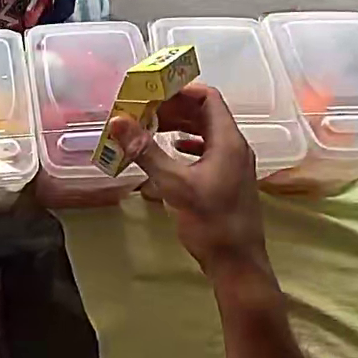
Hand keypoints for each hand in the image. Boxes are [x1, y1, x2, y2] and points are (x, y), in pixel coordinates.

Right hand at [106, 84, 269, 281]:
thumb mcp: (174, 185)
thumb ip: (146, 151)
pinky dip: (188, 144)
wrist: (239, 266)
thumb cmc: (211, 223)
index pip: (208, 98)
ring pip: (207, 131)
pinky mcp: (229, 179)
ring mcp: (234, 163)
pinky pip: (208, 149)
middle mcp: (235, 146)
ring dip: (180, 125)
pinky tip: (171, 150)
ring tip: (150, 126)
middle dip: (175, 108)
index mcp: (228, 141)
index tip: (153, 93)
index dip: (181, 91)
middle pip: (206, 113)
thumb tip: (118, 121)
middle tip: (144, 109)